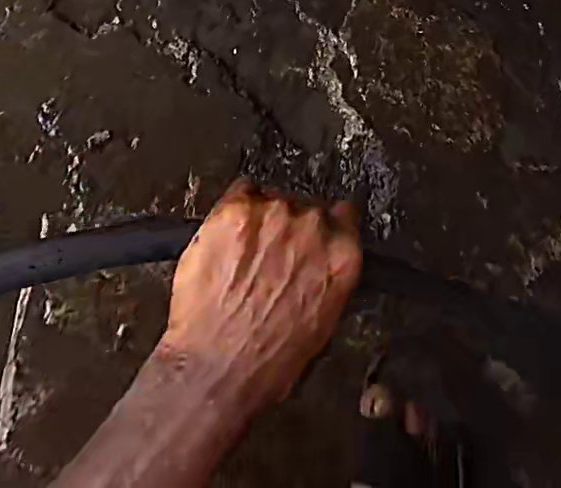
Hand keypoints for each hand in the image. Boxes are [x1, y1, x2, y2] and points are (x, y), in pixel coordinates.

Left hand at [154, 180, 362, 409]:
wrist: (216, 368)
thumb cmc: (266, 361)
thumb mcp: (322, 325)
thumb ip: (327, 278)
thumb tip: (320, 262)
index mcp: (341, 257)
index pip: (344, 214)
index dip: (328, 223)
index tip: (316, 230)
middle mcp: (312, 228)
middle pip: (304, 207)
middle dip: (288, 228)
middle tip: (268, 257)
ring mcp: (274, 214)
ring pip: (271, 199)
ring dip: (260, 221)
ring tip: (242, 257)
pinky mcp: (236, 209)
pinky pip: (240, 191)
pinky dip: (234, 209)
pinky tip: (227, 238)